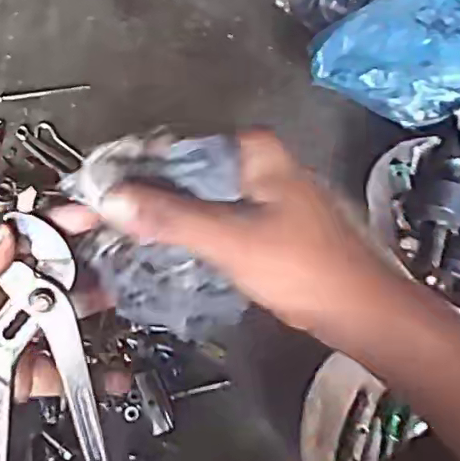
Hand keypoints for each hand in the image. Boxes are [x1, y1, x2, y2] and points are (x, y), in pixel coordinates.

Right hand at [94, 130, 414, 340]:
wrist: (359, 313)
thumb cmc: (306, 268)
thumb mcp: (229, 239)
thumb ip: (169, 216)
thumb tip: (113, 198)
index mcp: (253, 151)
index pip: (176, 147)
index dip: (134, 168)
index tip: (100, 187)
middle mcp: (254, 163)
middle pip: (181, 171)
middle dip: (142, 191)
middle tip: (102, 211)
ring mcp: (256, 192)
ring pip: (192, 195)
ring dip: (159, 211)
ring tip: (118, 226)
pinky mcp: (256, 221)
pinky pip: (205, 215)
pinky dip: (180, 226)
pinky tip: (156, 241)